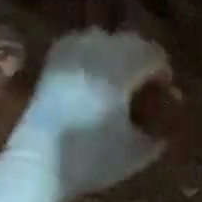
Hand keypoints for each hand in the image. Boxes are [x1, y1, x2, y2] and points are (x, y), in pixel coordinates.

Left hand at [7, 28, 168, 197]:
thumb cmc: (91, 160)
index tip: (163, 92)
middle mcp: (95, 55)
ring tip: (115, 76)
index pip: (153, 55)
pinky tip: (87, 73)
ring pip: (99, 37)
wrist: (38, 165)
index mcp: (121, 71)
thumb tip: (164, 127)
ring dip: (113, 51)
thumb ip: (156, 134)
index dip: (162, 72)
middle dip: (140, 58)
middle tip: (142, 84)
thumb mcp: (136, 152)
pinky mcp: (48, 67)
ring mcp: (68, 58)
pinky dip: (85, 52)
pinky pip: (72, 45)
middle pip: (128, 41)